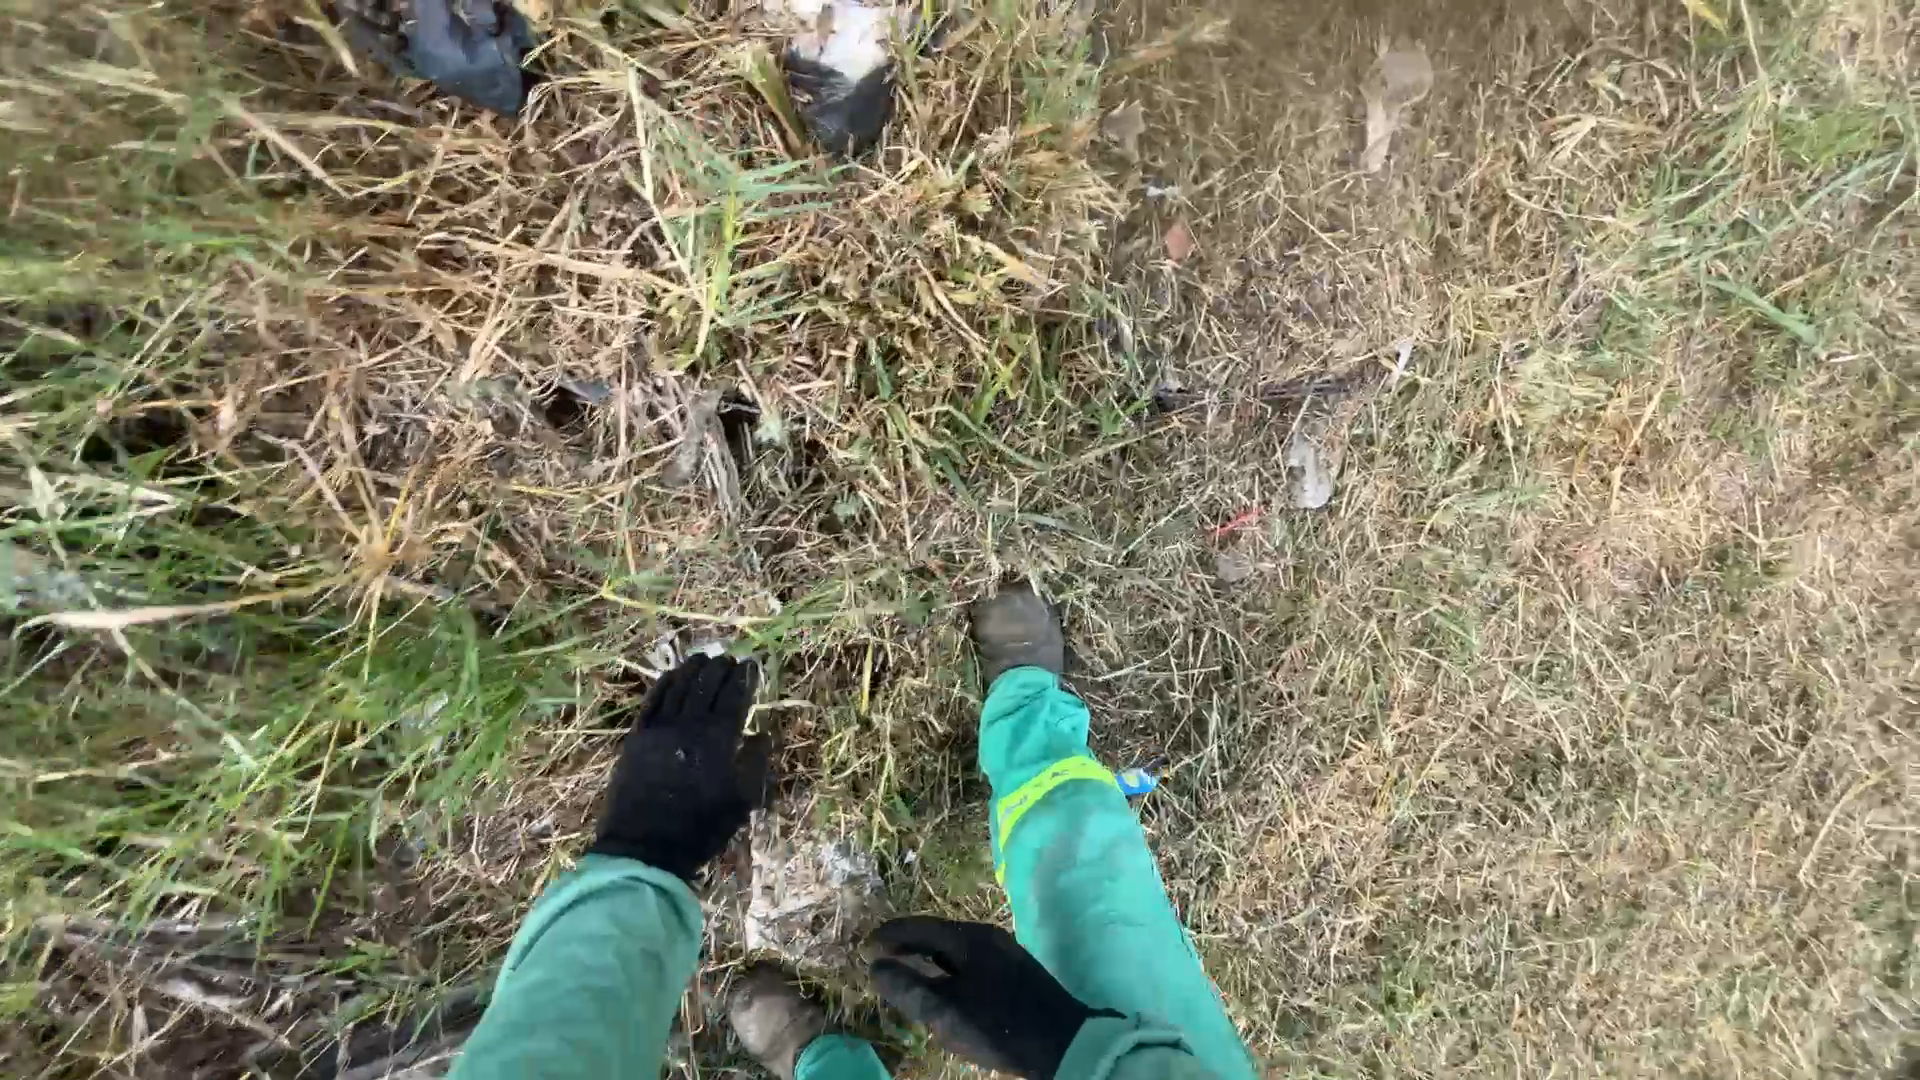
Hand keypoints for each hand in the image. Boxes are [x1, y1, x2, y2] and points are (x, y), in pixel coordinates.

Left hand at [586, 654, 770, 881]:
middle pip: (707, 684)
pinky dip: (665, 683)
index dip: (745, 677)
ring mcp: (659, 729)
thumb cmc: (701, 828)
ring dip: (693, 669)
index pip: (735, 695)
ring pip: (679, 686)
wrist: (645, 849)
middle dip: (721, 668)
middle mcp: (689, 725)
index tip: (751, 665)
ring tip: (703, 658)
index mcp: (719, 739)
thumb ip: (755, 763)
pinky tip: (672, 675)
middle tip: (729, 659)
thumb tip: (761, 735)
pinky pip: (652, 701)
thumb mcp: (742, 801)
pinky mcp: (636, 737)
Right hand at [869, 917, 1116, 1077]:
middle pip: (938, 932)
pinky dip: (947, 966)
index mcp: (970, 938)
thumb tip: (875, 967)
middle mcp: (987, 935)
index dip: (890, 936)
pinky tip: (944, 985)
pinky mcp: (1013, 969)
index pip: (920, 927)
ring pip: (955, 947)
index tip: (866, 947)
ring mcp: (1003, 950)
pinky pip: (970, 959)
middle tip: (881, 958)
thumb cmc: (1000, 1027)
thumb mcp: (947, 1013)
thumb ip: (909, 988)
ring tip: (906, 971)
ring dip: (928, 956)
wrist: (1064, 1043)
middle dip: (908, 944)